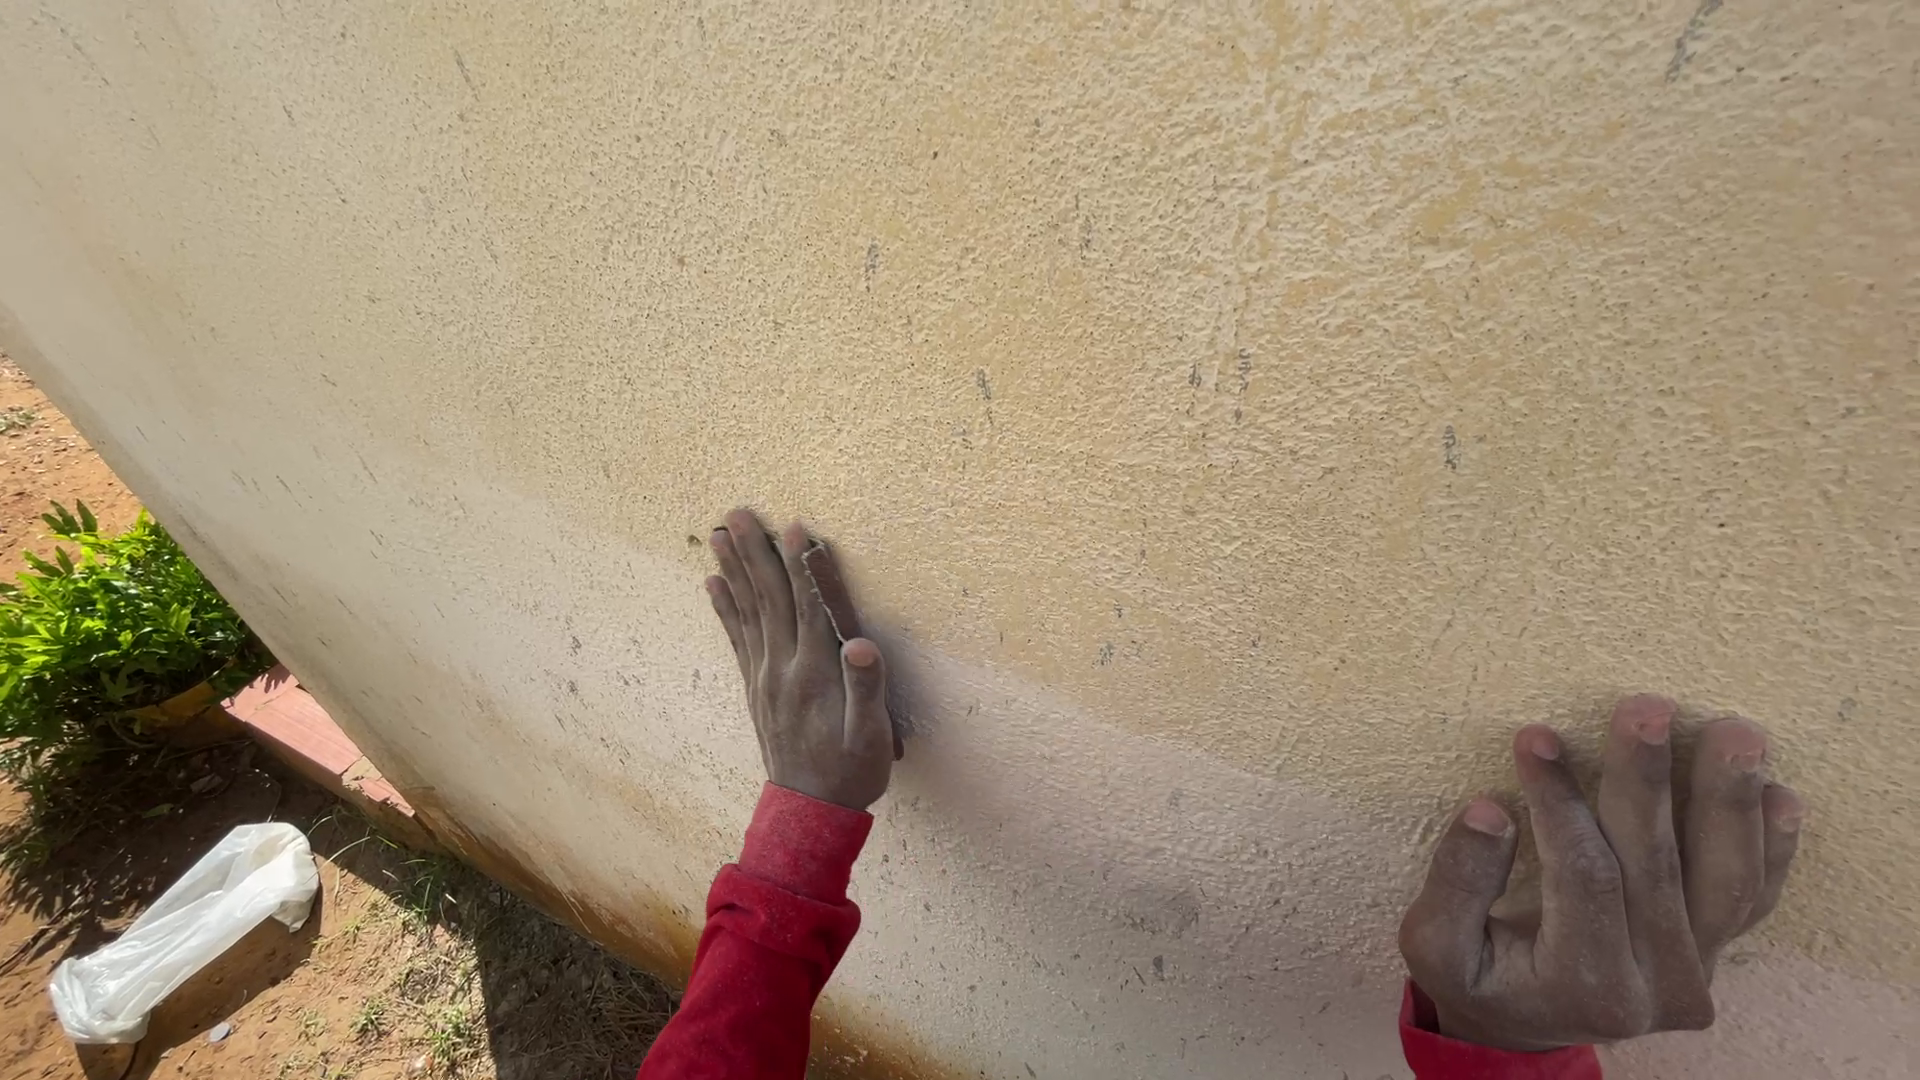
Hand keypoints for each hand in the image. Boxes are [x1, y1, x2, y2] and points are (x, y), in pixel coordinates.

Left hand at [705, 509, 894, 810]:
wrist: (809, 811)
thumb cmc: (851, 771)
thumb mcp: (871, 736)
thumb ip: (866, 688)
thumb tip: (860, 644)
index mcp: (814, 675)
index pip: (807, 609)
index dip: (803, 568)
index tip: (794, 529)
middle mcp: (782, 669)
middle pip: (769, 600)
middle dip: (755, 554)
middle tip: (738, 514)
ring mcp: (764, 677)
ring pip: (748, 612)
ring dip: (734, 571)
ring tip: (718, 536)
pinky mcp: (756, 688)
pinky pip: (737, 639)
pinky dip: (725, 608)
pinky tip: (713, 584)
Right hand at [1399, 695, 1804, 1051]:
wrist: (1518, 1030)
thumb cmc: (1469, 979)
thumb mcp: (1434, 940)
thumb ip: (1459, 880)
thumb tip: (1489, 809)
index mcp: (1585, 980)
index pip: (1581, 872)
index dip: (1559, 800)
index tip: (1535, 736)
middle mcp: (1658, 984)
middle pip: (1660, 865)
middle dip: (1649, 779)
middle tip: (1645, 709)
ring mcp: (1696, 974)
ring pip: (1723, 878)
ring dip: (1728, 800)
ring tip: (1736, 733)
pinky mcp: (1708, 957)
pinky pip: (1750, 899)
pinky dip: (1770, 846)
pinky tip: (1779, 797)